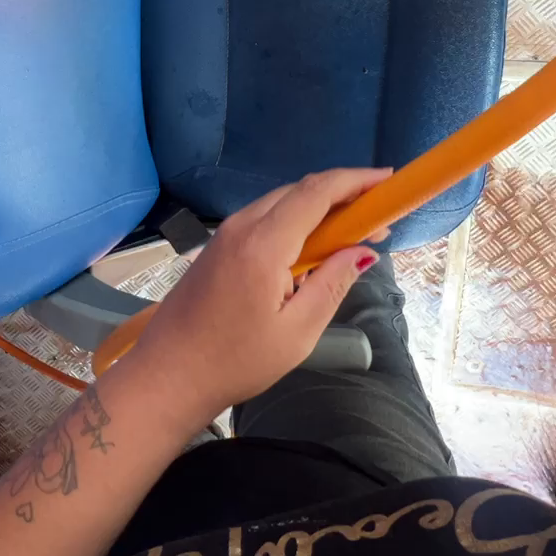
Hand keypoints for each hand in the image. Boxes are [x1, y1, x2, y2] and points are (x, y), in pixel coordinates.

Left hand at [125, 169, 391, 417]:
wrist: (166, 374)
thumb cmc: (234, 361)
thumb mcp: (297, 332)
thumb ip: (332, 284)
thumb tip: (363, 252)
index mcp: (263, 244)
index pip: (317, 192)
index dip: (356, 180)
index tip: (388, 180)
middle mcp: (243, 225)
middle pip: (300, 190)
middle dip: (343, 195)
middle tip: (378, 219)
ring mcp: (226, 232)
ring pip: (281, 201)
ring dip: (319, 208)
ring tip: (353, 233)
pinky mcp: (218, 243)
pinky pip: (265, 217)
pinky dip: (295, 220)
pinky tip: (312, 247)